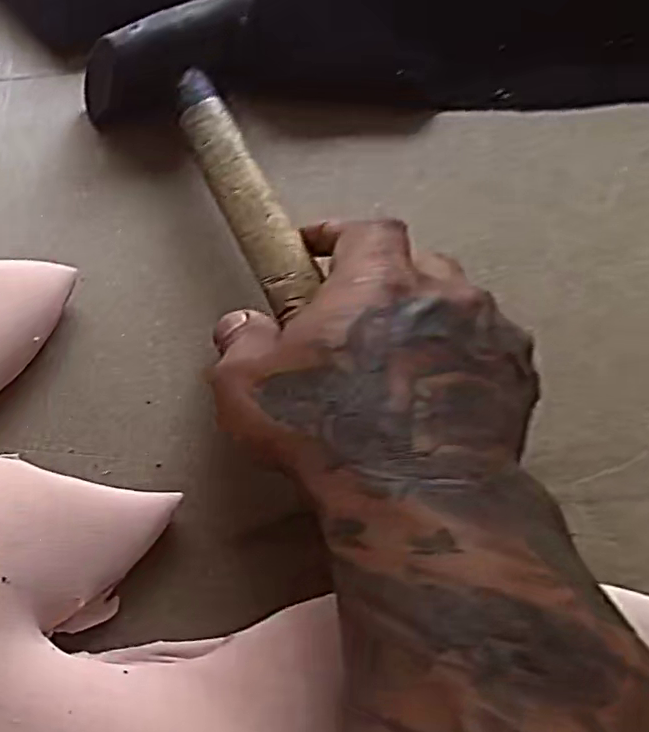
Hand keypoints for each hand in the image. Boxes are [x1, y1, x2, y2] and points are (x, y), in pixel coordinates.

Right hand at [208, 219, 538, 489]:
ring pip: (447, 305)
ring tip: (367, 359)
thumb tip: (238, 325)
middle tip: (333, 314)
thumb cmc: (319, 426)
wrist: (400, 483)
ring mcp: (485, 332)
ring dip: (408, 321)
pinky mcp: (509, 372)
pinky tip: (404, 389)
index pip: (365, 231)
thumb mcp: (240, 381)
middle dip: (373, 281)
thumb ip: (239, 341)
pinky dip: (438, 357)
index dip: (335, 232)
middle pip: (413, 263)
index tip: (312, 242)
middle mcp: (441, 294)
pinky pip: (472, 347)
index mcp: (373, 284)